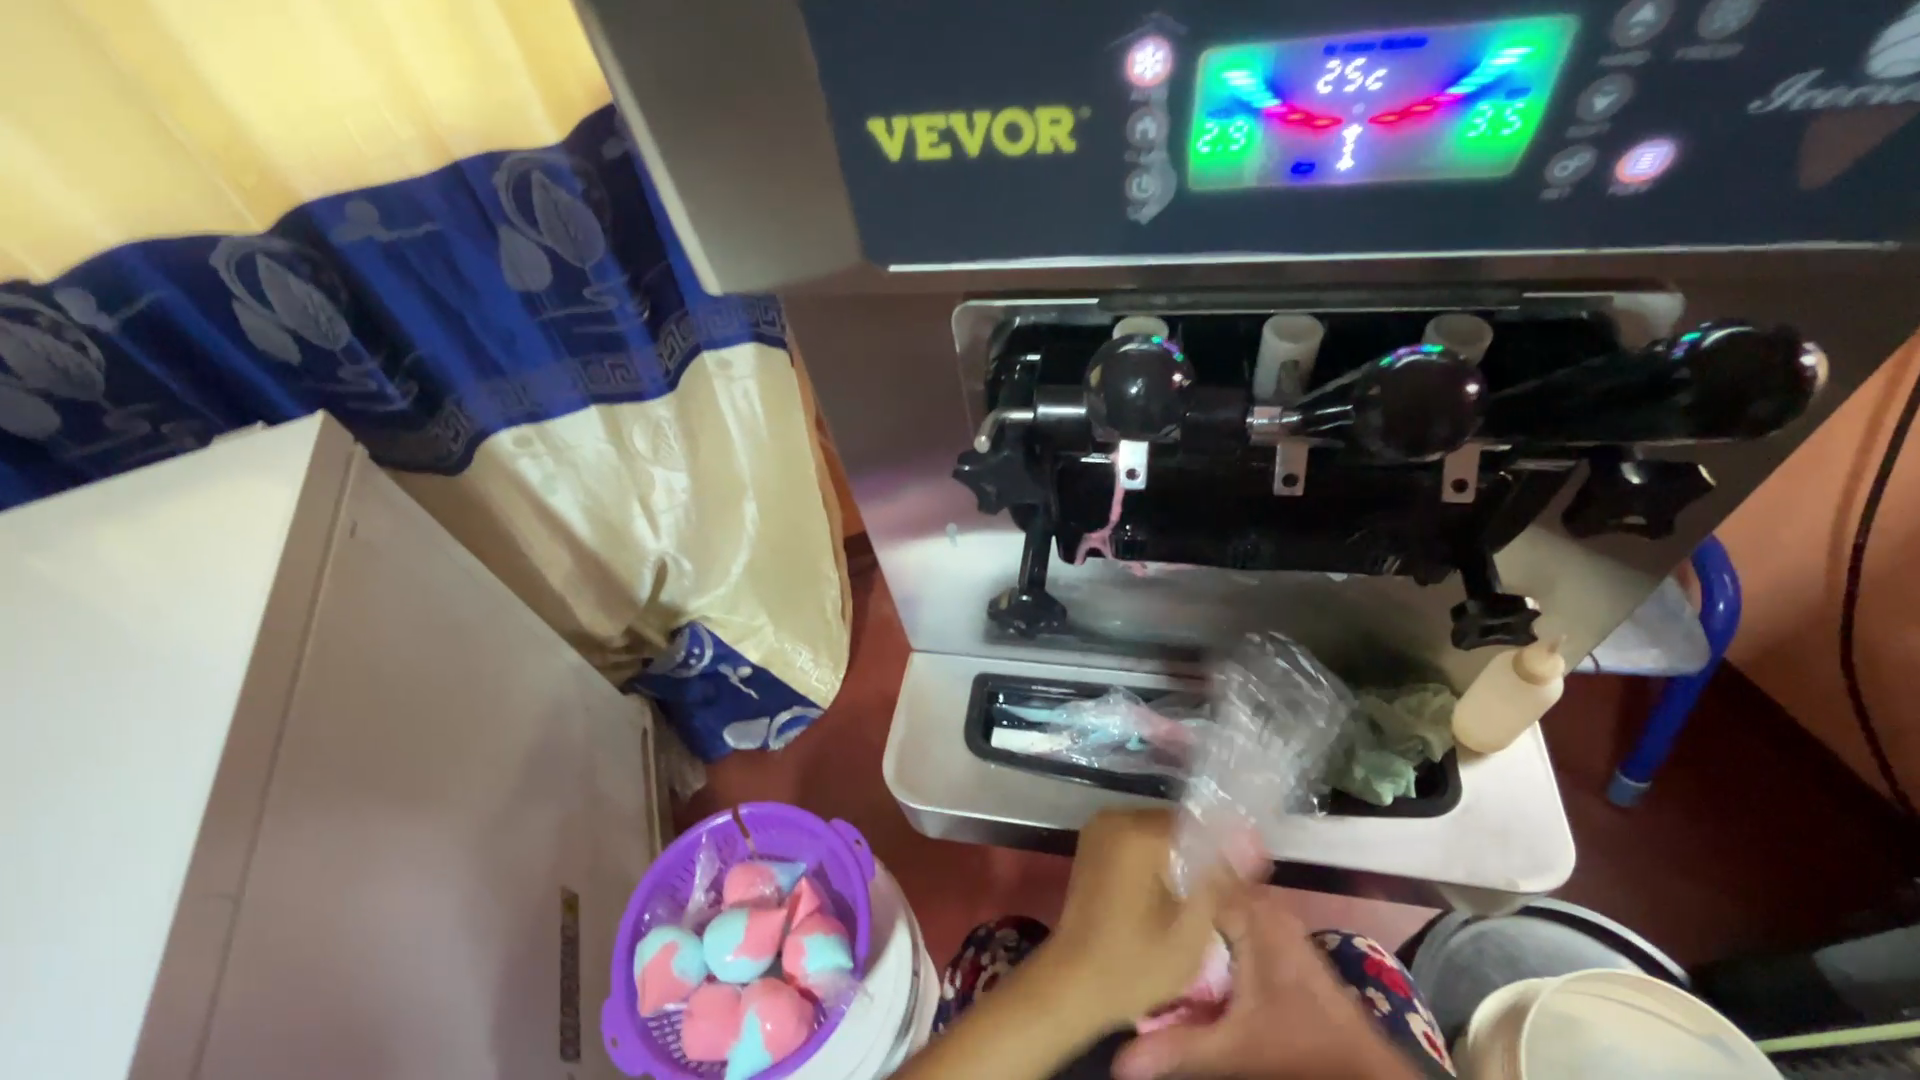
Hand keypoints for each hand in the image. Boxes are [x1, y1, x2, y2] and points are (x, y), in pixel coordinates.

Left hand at [1026, 808, 1232, 1031]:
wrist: (1072, 983)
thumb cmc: (1133, 964)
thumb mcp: (1191, 930)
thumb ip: (1219, 881)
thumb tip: (1247, 850)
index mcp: (1139, 832)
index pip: (1202, 825)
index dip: (1229, 851)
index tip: (1245, 881)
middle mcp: (1116, 819)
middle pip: (1180, 826)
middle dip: (1206, 853)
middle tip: (1226, 892)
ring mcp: (1100, 830)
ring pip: (1161, 833)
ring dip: (1183, 858)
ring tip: (1200, 896)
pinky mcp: (1094, 846)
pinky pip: (1140, 842)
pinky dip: (1159, 861)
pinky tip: (1172, 893)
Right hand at [1113, 890, 1423, 1079]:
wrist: (1364, 1078)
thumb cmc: (1301, 1052)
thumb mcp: (1232, 1051)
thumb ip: (1175, 1047)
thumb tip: (1117, 1061)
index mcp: (1255, 916)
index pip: (1199, 873)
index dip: (1159, 876)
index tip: (1122, 882)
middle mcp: (1266, 912)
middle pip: (1205, 890)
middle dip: (1168, 898)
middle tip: (1124, 904)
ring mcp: (1276, 930)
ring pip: (1218, 910)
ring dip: (1186, 918)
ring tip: (1140, 921)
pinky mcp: (1279, 952)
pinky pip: (1231, 928)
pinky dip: (1206, 937)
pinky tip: (1178, 952)